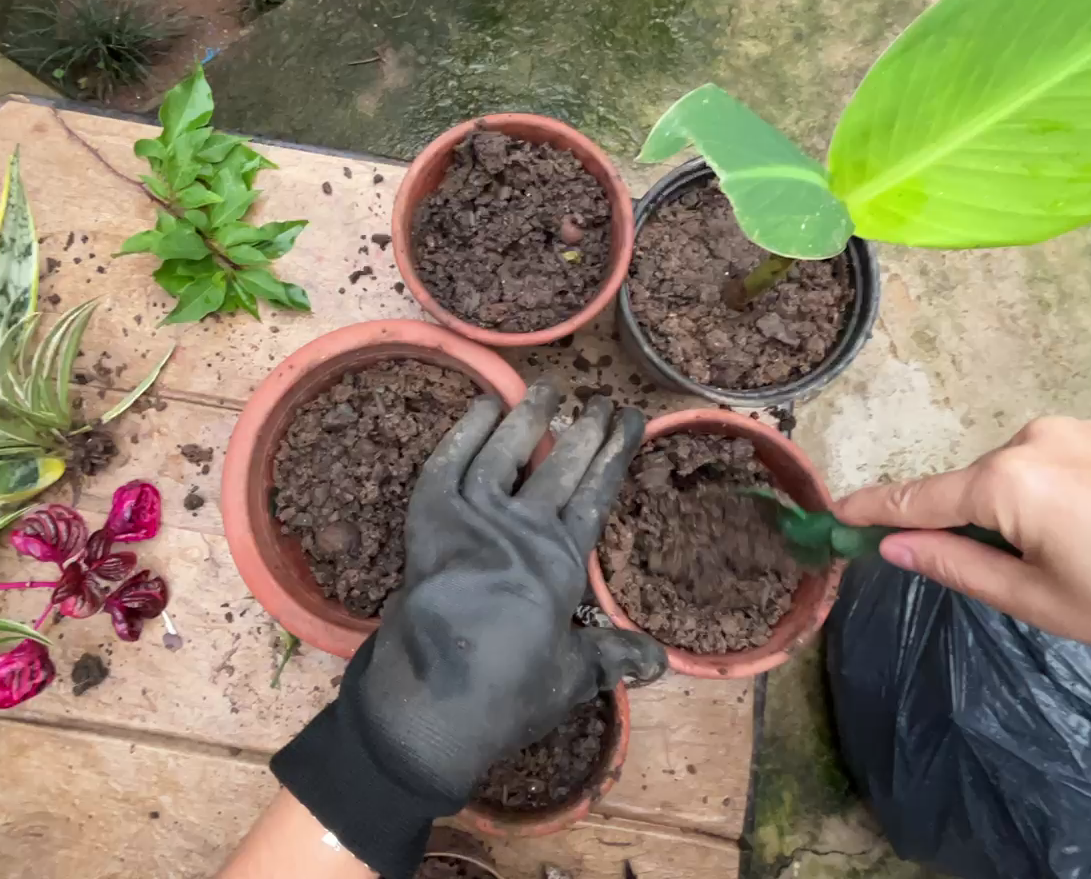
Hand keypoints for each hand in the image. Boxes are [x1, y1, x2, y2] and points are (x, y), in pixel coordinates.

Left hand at [357, 380, 666, 796]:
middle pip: (562, 465)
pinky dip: (466, 430)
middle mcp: (524, 528)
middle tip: (602, 398)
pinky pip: (450, 460)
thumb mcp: (569, 677)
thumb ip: (612, 657)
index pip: (597, 493)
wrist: (431, 705)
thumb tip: (661, 660)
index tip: (631, 421)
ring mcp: (474, 516)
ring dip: (530, 417)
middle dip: (585, 429)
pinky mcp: (429, 515)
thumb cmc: (505, 694)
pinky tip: (485, 403)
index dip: (615, 455)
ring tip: (549, 387)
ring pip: (508, 451)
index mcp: (561, 562)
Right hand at [831, 416, 1090, 677]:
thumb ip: (958, 567)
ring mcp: (1087, 426)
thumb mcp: (1046, 605)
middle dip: (975, 521)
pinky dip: (1071, 490)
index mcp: (1010, 480)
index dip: (873, 509)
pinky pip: (1070, 458)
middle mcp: (1037, 435)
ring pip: (1024, 470)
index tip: (834, 512)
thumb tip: (893, 549)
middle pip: (975, 484)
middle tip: (1023, 575)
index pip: (918, 498)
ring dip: (1027, 506)